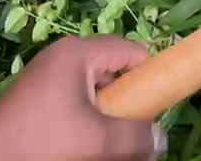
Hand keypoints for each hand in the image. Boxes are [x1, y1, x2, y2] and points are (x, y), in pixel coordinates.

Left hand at [0, 35, 164, 160]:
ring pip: (95, 96)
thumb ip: (133, 137)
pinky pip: (76, 107)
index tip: (161, 108)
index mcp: (77, 53)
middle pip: (112, 74)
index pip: (129, 50)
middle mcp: (63, 58)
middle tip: (134, 138)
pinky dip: (87, 128)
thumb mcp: (94, 141)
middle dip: (127, 107)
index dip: (150, 75)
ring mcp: (48, 79)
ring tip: (107, 150)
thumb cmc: (41, 143)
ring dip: (107, 123)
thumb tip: (162, 137)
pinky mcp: (37, 101)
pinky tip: (86, 152)